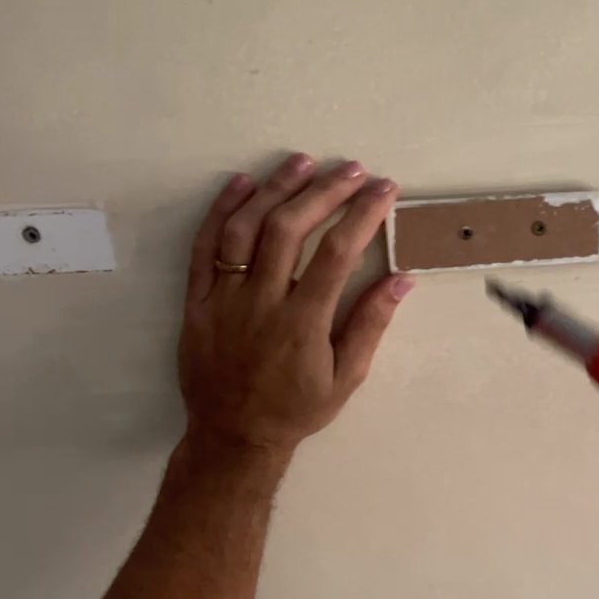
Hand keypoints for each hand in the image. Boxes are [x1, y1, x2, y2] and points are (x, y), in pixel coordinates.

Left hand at [178, 153, 411, 461]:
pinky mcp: (198, 300)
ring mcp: (225, 299)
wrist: (233, 436)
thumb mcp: (345, 379)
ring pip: (246, 229)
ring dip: (276, 189)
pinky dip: (221, 210)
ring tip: (303, 162)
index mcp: (303, 323)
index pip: (338, 253)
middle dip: (324, 191)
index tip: (383, 190)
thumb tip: (401, 280)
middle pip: (291, 229)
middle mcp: (262, 302)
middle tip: (350, 168)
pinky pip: (205, 247)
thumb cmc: (296, 410)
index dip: (363, 214)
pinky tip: (242, 184)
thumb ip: (369, 326)